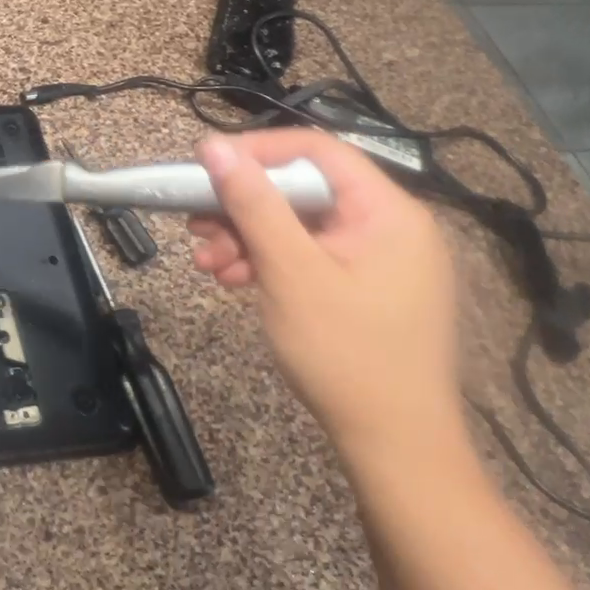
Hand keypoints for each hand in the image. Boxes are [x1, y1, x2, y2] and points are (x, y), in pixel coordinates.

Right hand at [189, 130, 461, 458]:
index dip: (257, 150)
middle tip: (196, 226)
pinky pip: (306, 254)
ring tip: (207, 264)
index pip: (317, 150)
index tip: (205, 166)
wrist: (393, 442)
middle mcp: (389, 227)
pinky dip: (266, 262)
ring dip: (245, 237)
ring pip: (297, 224)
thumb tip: (215, 146)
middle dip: (242, 206)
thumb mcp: (289, 270)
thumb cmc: (345, 352)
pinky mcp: (363, 287)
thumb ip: (253, 203)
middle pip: (301, 190)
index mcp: (388, 212)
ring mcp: (378, 259)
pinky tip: (232, 279)